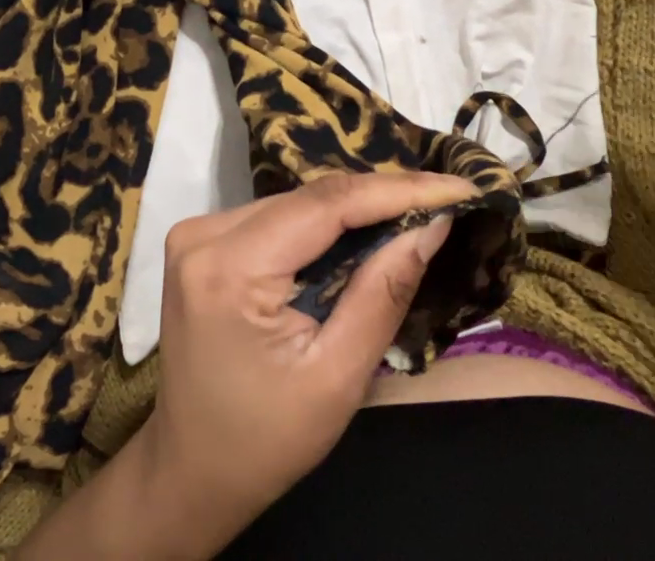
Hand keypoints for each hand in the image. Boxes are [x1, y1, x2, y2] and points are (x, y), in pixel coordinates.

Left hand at [136, 172, 471, 546]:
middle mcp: (202, 234)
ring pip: (293, 204)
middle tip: (450, 201)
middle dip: (381, 198)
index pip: (325, 204)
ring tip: (418, 215)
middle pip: (308, 199)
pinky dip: (321, 228)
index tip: (462, 186)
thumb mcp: (338, 376)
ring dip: (353, 212)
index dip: (398, 189)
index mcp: (228, 267)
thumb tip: (431, 223)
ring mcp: (195, 235)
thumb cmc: (266, 438)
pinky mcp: (200, 245)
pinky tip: (363, 237)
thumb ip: (382, 292)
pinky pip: (274, 221)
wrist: (192, 467)